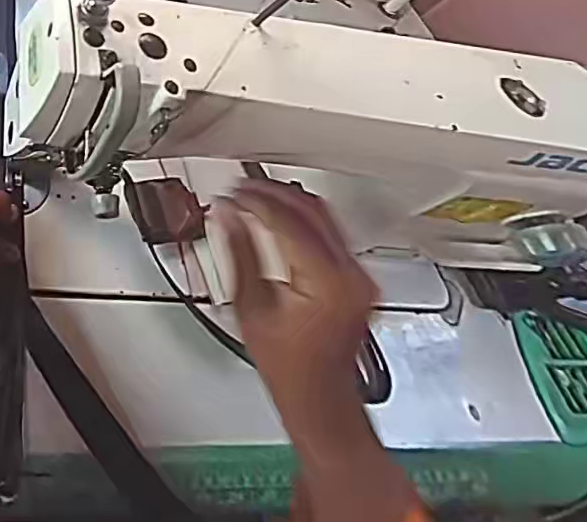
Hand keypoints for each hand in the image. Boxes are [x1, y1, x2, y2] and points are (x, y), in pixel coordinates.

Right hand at [217, 180, 416, 521]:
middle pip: (310, 208)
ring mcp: (359, 275)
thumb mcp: (250, 306)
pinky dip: (301, 215)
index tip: (230, 195)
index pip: (286, 220)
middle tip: (240, 186)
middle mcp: (351, 275)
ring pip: (323, 213)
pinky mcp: (358, 277)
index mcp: (325, 282)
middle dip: (270, 191)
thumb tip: (226, 213)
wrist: (320, 399)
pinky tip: (278, 214)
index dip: (253, 200)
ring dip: (287, 198)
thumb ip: (239, 251)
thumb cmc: (289, 368)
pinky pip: (330, 229)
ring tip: (254, 194)